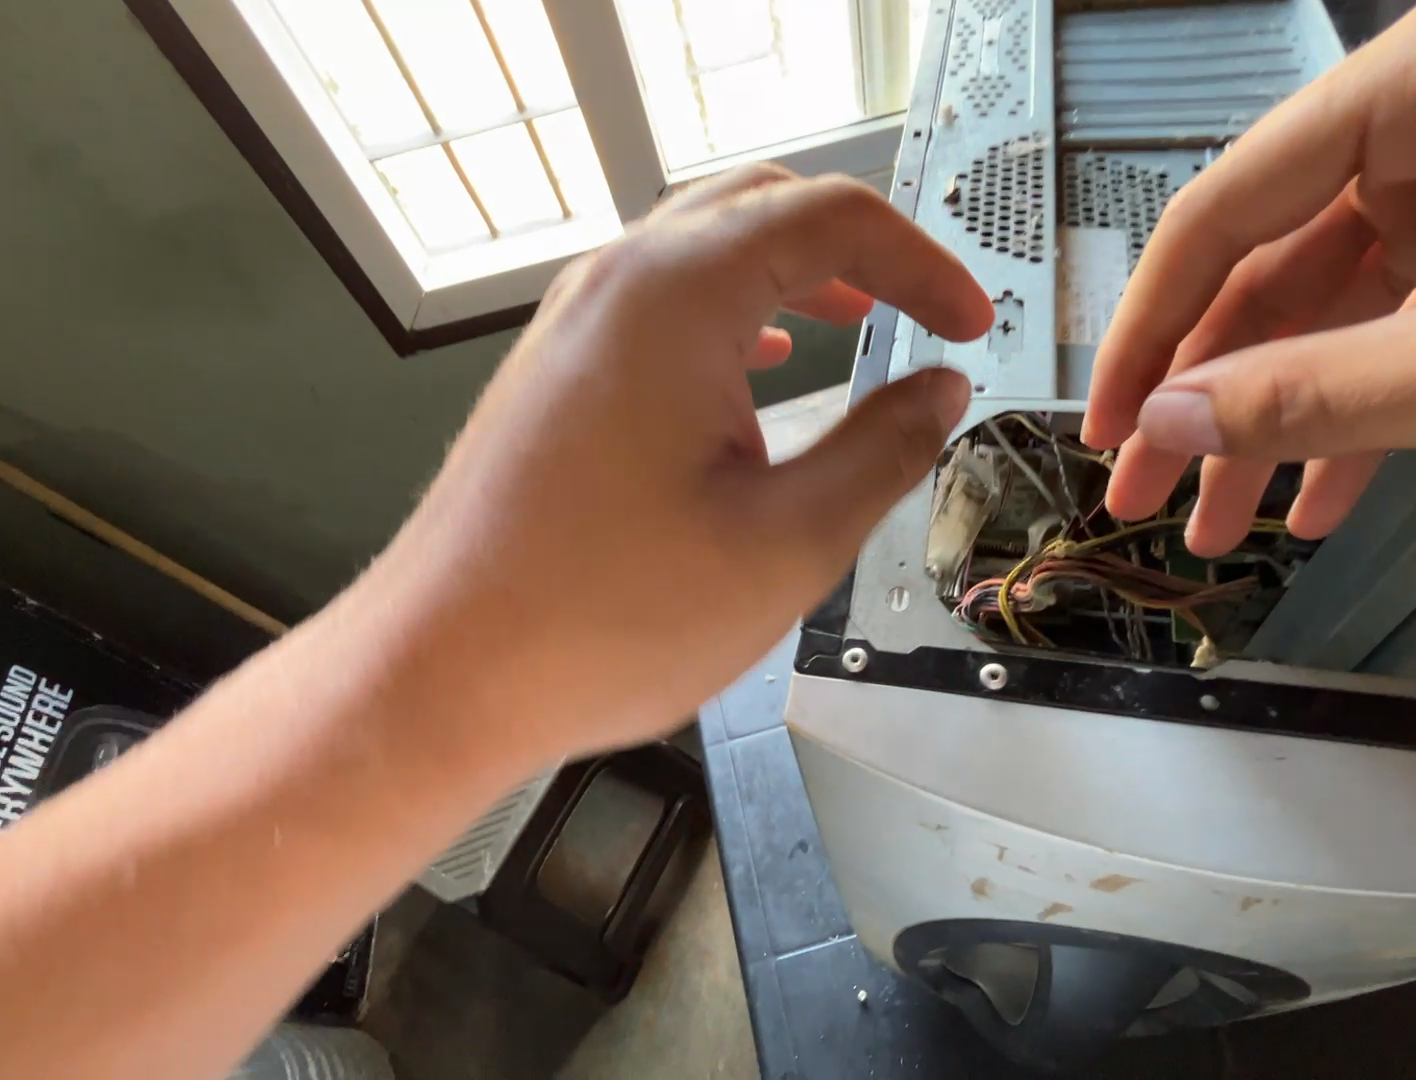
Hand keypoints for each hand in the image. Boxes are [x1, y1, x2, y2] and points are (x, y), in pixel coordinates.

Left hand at [356, 167, 991, 764]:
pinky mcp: (557, 374)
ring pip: (706, 253)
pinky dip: (734, 314)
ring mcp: (574, 325)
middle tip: (921, 307)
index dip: (923, 264)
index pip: (833, 221)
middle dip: (859, 251)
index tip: (971, 321)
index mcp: (680, 297)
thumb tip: (939, 391)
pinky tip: (761, 364)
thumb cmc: (610, 618)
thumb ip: (883, 450)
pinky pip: (661, 307)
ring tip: (857, 318)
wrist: (444, 674)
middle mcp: (617, 285)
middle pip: (764, 211)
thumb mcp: (788, 542)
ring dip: (795, 274)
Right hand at [1081, 0, 1415, 555]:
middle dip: (1204, 401)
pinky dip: (1367, 416)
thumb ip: (1315, 395)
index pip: (1225, 210)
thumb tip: (1159, 427)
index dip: (1147, 330)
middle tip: (1141, 499)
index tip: (1103, 427)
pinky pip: (1414, 325)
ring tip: (1221, 529)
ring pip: (1334, 314)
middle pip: (1270, 272)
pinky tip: (1326, 503)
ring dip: (1275, 428)